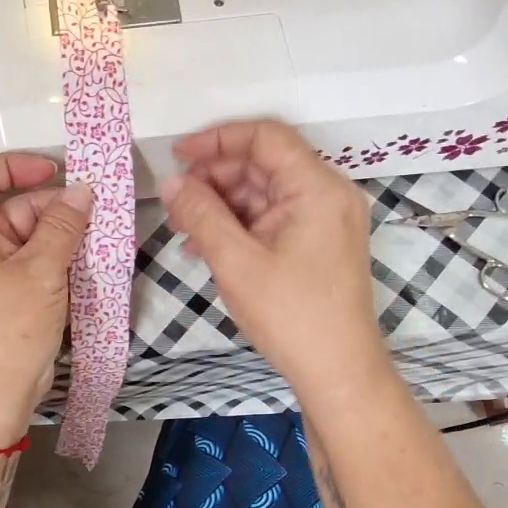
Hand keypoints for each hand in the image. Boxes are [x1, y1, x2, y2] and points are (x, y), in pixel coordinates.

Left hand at [0, 153, 93, 445]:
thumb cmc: (9, 327)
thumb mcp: (41, 270)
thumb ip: (63, 226)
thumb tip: (82, 190)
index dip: (14, 166)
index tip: (53, 170)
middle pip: (15, 207)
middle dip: (56, 207)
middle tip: (98, 212)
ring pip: (32, 236)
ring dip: (66, 235)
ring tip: (106, 236)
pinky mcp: (13, 294)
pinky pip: (38, 262)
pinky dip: (63, 259)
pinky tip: (96, 260)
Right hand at [162, 120, 383, 384]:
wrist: (336, 370)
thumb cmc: (290, 314)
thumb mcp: (236, 261)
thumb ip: (201, 215)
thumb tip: (171, 182)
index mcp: (317, 188)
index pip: (265, 137)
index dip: (218, 139)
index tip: (177, 155)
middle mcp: (326, 194)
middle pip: (263, 163)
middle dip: (214, 175)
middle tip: (174, 198)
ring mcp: (324, 219)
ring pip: (263, 191)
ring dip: (220, 202)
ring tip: (181, 224)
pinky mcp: (316, 242)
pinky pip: (270, 217)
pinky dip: (237, 223)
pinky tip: (203, 244)